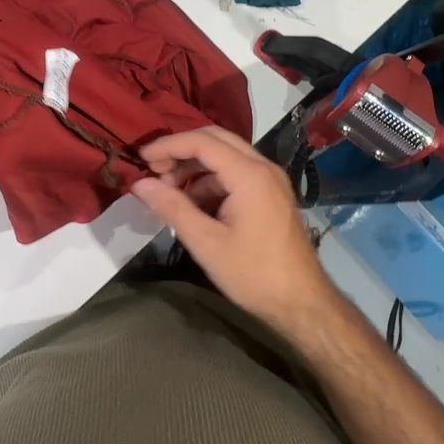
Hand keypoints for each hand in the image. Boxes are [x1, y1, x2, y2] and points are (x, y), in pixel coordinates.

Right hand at [130, 127, 339, 325]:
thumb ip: (172, 208)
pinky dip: (212, 180)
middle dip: (182, 150)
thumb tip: (140, 185)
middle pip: (216, 139)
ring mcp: (271, 180)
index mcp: (249, 174)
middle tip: (154, 169)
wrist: (303, 304)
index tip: (142, 158)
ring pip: (226, 155)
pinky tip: (194, 204)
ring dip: (196, 166)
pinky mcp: (272, 194)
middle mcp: (263, 167)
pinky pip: (237, 172)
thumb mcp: (207, 243)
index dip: (168, 145)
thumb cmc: (254, 274)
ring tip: (169, 191)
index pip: (202, 142)